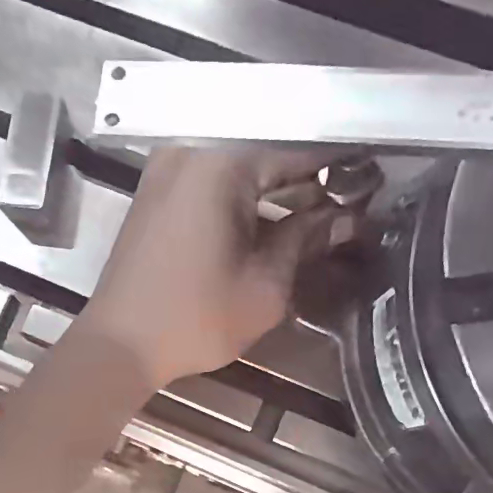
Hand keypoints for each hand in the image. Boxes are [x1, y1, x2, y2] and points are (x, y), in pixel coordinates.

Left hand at [77, 148, 344, 387]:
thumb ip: (308, 238)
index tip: (373, 177)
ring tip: (325, 209)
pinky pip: (214, 180)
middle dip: (311, 175)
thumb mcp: (266, 284)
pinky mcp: (159, 191)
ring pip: (240, 165)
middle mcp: (192, 150)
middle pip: (267, 150)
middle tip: (354, 196)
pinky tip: (278, 216)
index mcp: (221, 162)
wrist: (119, 344)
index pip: (298, 147)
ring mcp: (169, 168)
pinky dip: (247, 195)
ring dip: (279, 187)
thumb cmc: (195, 319)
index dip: (340, 165)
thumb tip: (346, 218)